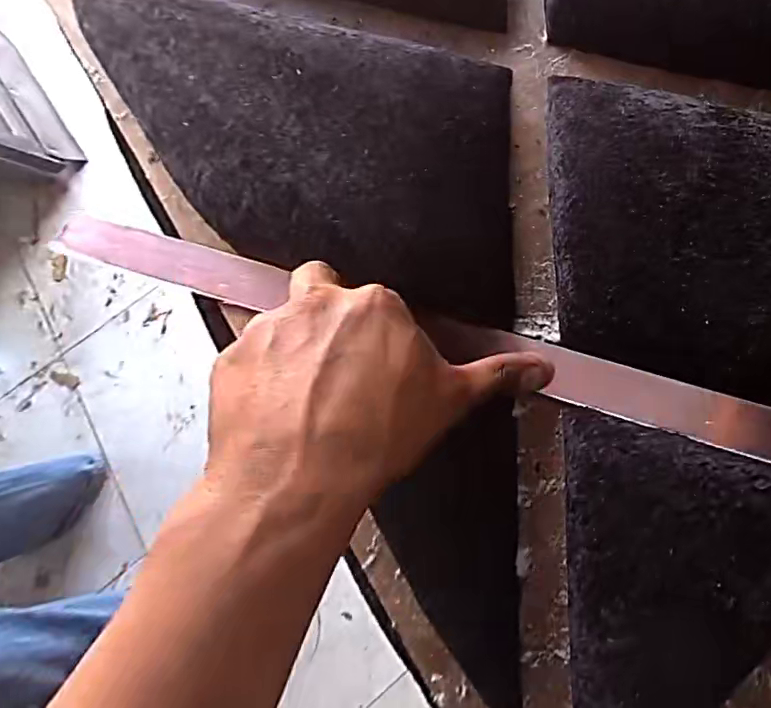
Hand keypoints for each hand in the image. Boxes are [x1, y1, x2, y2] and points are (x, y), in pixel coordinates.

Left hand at [200, 262, 551, 533]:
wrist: (295, 486)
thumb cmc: (376, 436)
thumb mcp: (450, 400)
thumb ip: (498, 373)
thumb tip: (543, 367)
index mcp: (377, 304)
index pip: (381, 298)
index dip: (384, 328)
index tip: (384, 359)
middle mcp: (321, 304)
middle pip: (321, 284)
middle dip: (328, 311)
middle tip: (339, 358)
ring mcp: (269, 330)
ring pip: (279, 317)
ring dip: (291, 343)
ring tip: (303, 392)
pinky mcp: (228, 361)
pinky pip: (242, 355)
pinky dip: (256, 376)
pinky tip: (273, 411)